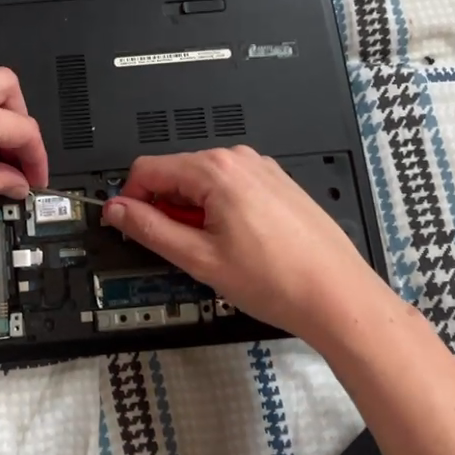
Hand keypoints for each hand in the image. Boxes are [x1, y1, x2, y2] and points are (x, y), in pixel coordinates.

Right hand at [102, 146, 384, 343]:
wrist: (337, 295)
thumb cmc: (279, 280)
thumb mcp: (199, 259)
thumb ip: (149, 229)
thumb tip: (118, 211)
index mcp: (216, 170)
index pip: (147, 169)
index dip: (130, 198)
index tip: (129, 225)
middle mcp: (238, 159)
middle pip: (175, 172)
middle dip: (165, 207)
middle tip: (178, 248)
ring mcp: (261, 169)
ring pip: (202, 181)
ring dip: (192, 211)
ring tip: (213, 251)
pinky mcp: (275, 183)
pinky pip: (229, 186)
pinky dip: (218, 209)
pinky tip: (235, 244)